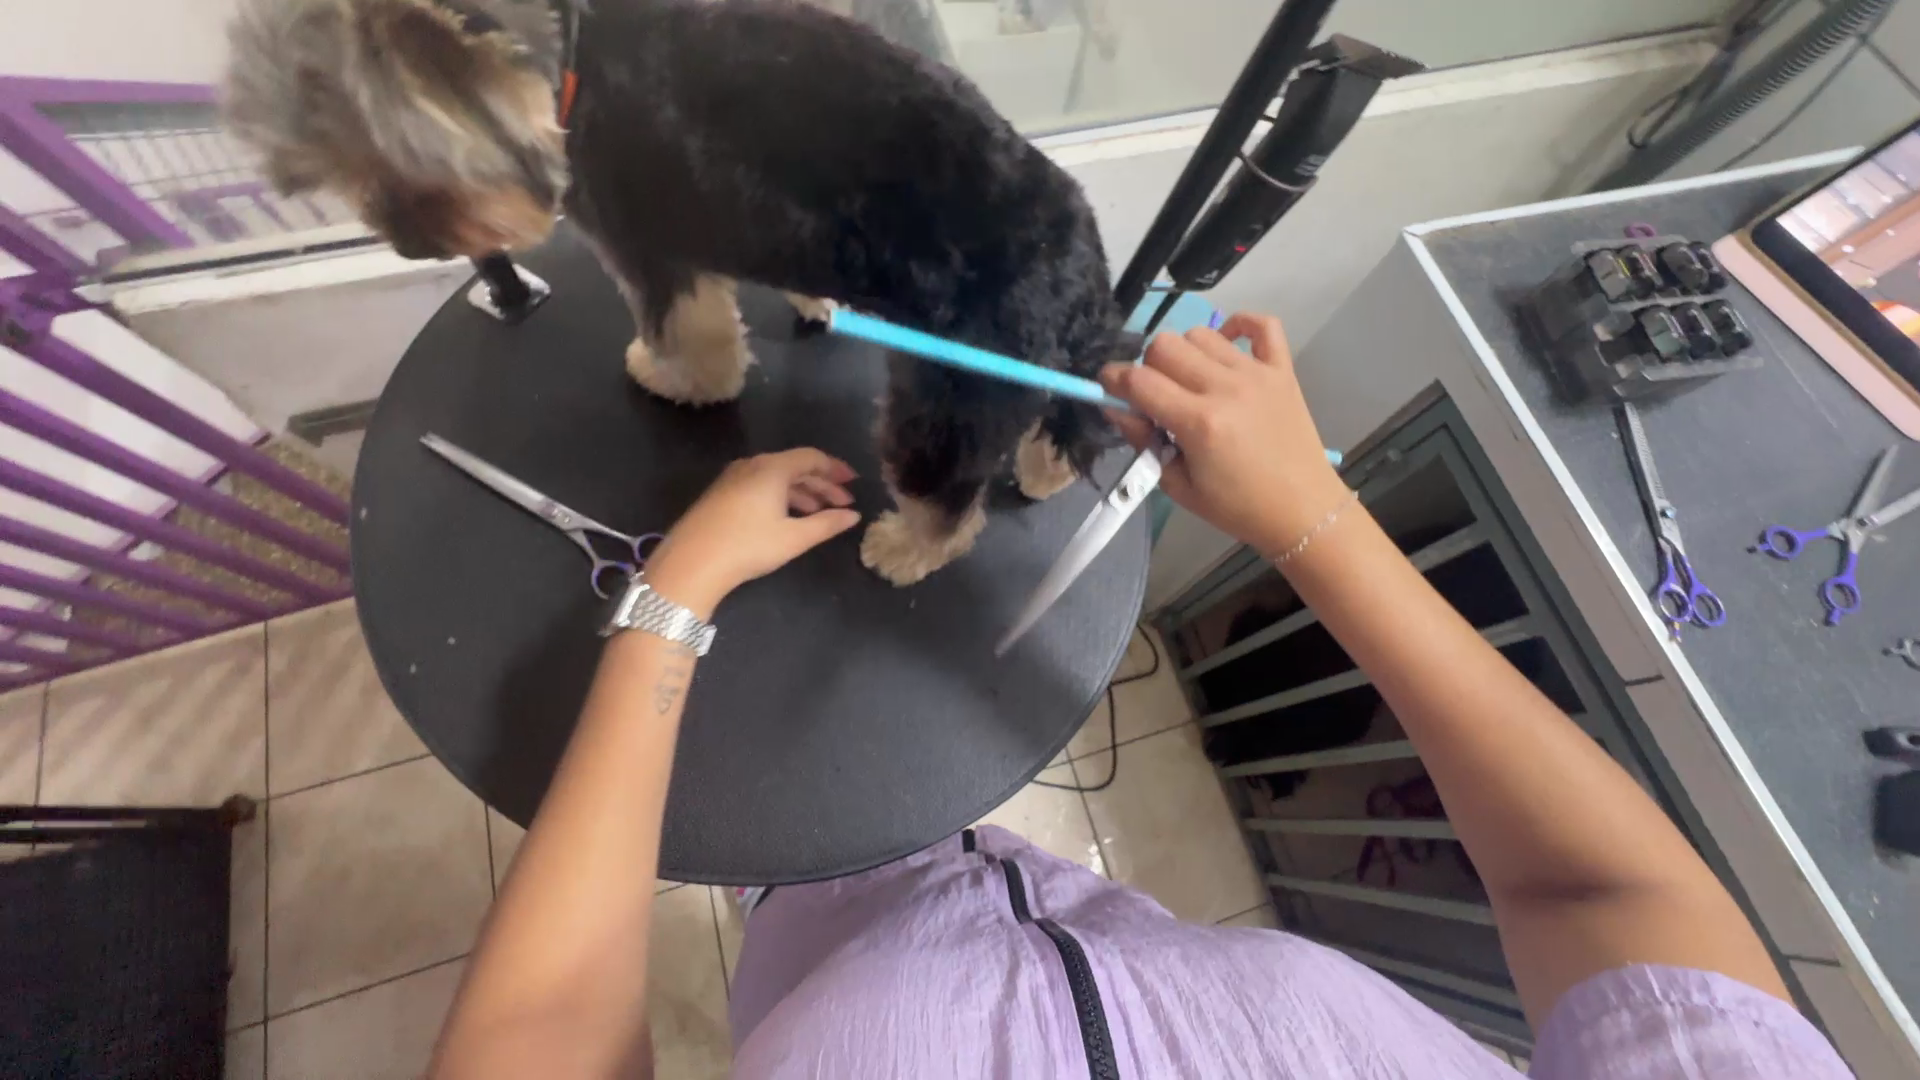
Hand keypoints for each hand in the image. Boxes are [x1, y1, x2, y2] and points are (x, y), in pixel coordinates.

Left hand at [643, 449, 860, 616]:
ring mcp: (733, 478)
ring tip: (820, 513)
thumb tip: (853, 516)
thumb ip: (827, 524)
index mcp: (772, 468)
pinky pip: (760, 485)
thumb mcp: (794, 537)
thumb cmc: (748, 546)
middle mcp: (752, 465)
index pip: (812, 458)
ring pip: (776, 478)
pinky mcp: (721, 494)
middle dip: (821, 484)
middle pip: (794, 467)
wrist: (691, 563)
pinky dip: (781, 496)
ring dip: (802, 492)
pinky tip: (789, 517)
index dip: (835, 469)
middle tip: (843, 503)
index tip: (853, 483)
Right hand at [1099, 314, 1348, 558]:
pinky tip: (1226, 348)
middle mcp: (1225, 389)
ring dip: (1184, 353)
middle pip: (1165, 345)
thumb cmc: (1236, 508)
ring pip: (1201, 333)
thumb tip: (1115, 409)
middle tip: (1154, 395)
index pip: (1139, 381)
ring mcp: (1257, 374)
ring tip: (1188, 382)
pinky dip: (1238, 326)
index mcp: (1198, 423)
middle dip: (1147, 366)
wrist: (1301, 511)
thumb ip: (1144, 442)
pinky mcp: (1282, 370)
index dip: (1113, 380)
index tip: (1107, 389)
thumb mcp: (1178, 485)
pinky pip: (1261, 324)